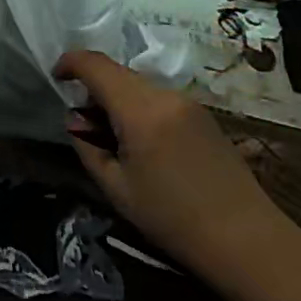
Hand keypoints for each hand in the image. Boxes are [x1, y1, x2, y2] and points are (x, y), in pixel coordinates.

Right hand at [56, 50, 293, 281]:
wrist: (244, 237)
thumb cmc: (172, 219)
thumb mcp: (117, 189)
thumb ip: (89, 146)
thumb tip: (77, 120)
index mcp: (140, 110)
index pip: (96, 65)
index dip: (71, 63)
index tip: (57, 78)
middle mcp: (164, 94)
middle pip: (118, 73)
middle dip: (94, 87)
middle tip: (84, 123)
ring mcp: (187, 100)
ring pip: (139, 84)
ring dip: (118, 98)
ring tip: (114, 139)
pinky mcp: (202, 112)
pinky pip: (159, 97)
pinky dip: (140, 106)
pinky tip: (143, 143)